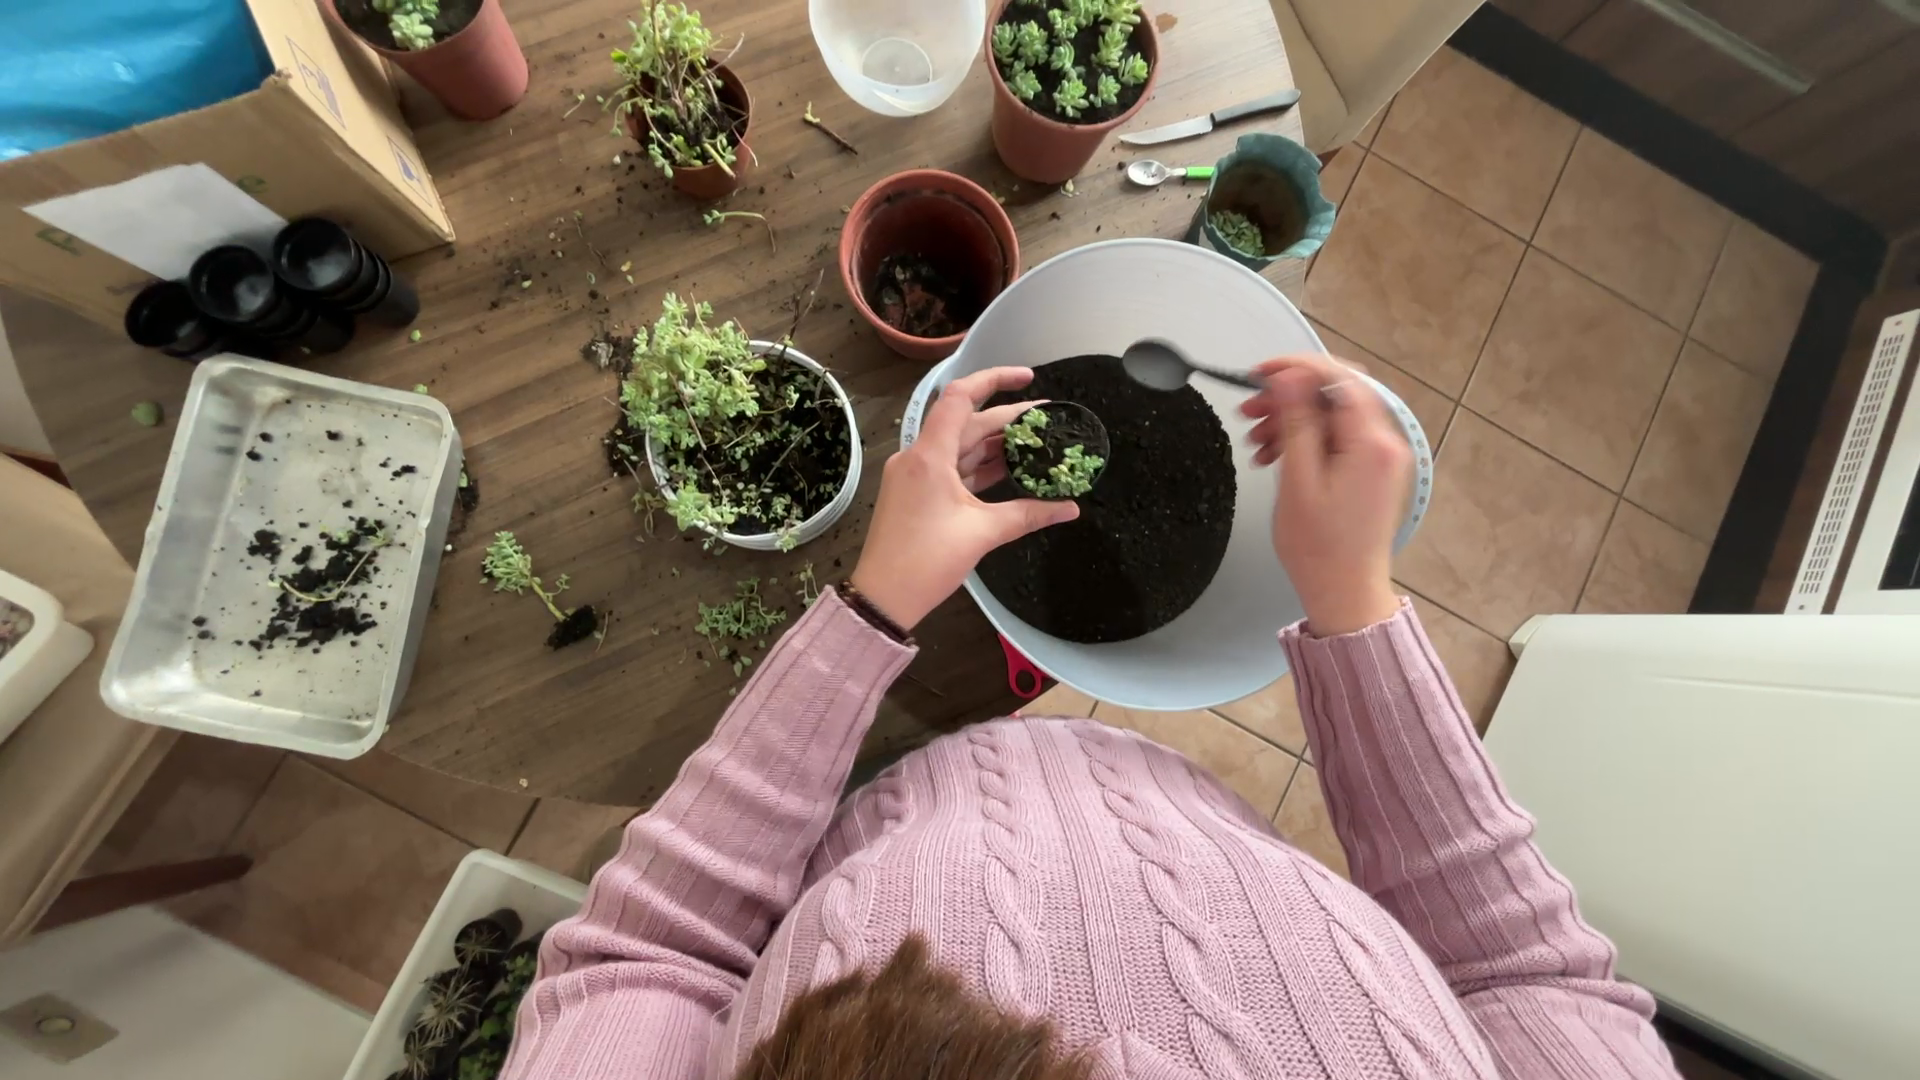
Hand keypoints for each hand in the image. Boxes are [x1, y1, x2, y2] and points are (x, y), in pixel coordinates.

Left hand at [850, 367, 1080, 629]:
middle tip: (1049, 420)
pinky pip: (954, 470)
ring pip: (961, 448)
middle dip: (1008, 419)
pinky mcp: (917, 494)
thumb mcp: (982, 533)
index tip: (1029, 377)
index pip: (961, 398)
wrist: (884, 596)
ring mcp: (916, 476)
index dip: (995, 379)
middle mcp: (919, 457)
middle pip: (967, 424)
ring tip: (1038, 442)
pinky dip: (980, 468)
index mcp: (929, 456)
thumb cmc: (926, 561)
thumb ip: (1028, 514)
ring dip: (997, 444)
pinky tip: (1011, 469)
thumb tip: (1070, 508)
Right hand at [1241, 354, 1410, 635]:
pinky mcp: (1368, 469)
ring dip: (1290, 418)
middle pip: (1334, 394)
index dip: (1295, 368)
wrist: (1344, 591)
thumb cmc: (1318, 547)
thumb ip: (1297, 423)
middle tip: (1248, 409)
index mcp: (1371, 443)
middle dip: (1288, 395)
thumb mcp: (1298, 481)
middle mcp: (1384, 442)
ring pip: (1330, 415)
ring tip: (1254, 440)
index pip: (1337, 378)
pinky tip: (1273, 455)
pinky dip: (1302, 438)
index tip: (1257, 375)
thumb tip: (1289, 378)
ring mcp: (1378, 456)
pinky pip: (1334, 437)